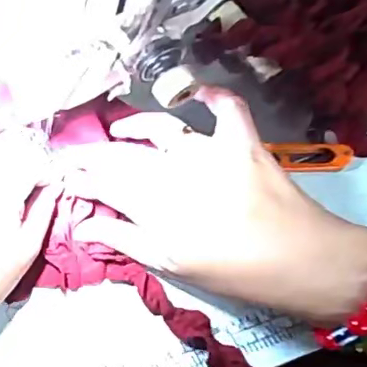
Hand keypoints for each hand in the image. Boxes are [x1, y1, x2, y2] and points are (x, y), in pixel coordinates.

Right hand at [58, 87, 366, 323]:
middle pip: (125, 154)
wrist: (300, 260)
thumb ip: (125, 239)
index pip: (105, 182)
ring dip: (136, 125)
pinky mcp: (241, 140)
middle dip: (96, 154)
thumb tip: (85, 224)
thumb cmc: (232, 271)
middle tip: (80, 155)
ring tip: (121, 129)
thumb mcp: (171, 263)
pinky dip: (209, 96)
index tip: (67, 177)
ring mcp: (209, 149)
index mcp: (154, 203)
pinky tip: (194, 95)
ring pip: (162, 128)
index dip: (82, 178)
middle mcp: (174, 169)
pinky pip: (224, 107)